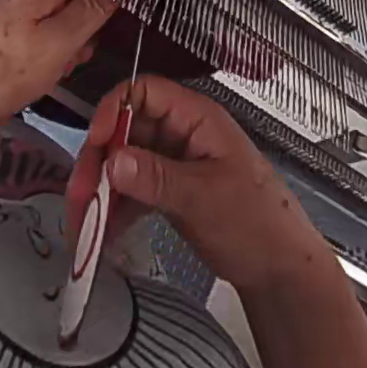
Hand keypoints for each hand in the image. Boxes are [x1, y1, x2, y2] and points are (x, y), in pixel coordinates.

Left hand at [0, 0, 117, 126]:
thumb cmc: (6, 68)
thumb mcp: (63, 38)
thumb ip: (95, 6)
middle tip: (106, 25)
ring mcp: (30, 2)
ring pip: (74, 1)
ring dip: (84, 26)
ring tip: (77, 52)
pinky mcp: (27, 23)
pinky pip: (60, 21)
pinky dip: (69, 39)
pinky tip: (64, 61)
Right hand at [66, 75, 330, 292]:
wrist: (283, 275)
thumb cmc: (261, 225)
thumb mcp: (205, 198)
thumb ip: (156, 178)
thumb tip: (113, 161)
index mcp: (196, 118)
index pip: (144, 92)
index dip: (115, 110)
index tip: (97, 140)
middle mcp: (181, 133)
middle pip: (126, 129)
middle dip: (100, 158)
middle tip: (82, 189)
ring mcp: (173, 161)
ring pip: (124, 160)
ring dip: (101, 185)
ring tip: (86, 216)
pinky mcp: (167, 189)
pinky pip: (131, 187)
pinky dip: (115, 205)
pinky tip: (104, 227)